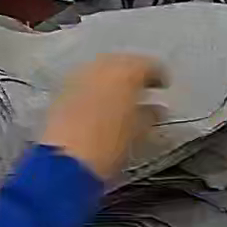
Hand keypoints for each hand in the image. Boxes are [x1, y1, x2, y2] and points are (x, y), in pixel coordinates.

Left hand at [40, 55, 166, 181]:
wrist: (64, 164)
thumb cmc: (111, 146)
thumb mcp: (139, 132)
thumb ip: (150, 115)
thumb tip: (157, 109)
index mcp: (127, 73)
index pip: (149, 65)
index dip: (159, 75)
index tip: (164, 86)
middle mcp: (102, 68)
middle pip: (123, 62)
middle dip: (134, 72)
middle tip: (144, 87)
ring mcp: (79, 77)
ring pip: (102, 69)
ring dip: (114, 78)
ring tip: (123, 94)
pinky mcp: (62, 90)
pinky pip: (86, 80)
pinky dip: (97, 87)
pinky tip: (101, 101)